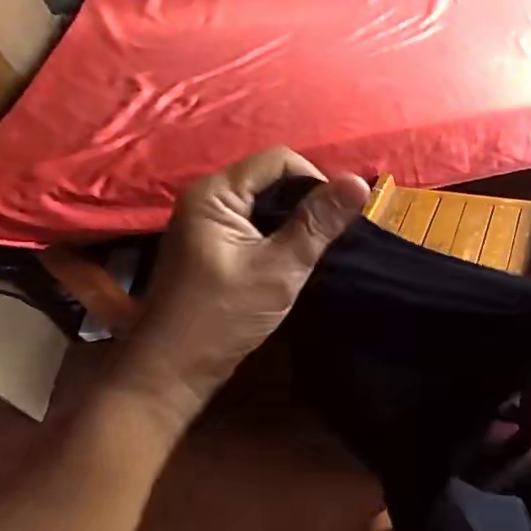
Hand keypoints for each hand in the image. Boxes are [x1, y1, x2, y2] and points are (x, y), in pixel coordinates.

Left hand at [110, 148, 369, 423]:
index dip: (315, 180)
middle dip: (306, 200)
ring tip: (314, 248)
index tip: (336, 219)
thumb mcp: (279, 269)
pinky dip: (278, 232)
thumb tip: (360, 184)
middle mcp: (207, 196)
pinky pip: (255, 220)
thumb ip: (318, 224)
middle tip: (329, 236)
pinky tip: (292, 257)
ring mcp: (207, 220)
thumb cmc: (222, 318)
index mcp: (215, 193)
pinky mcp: (213, 241)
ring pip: (266, 200)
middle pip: (272, 176)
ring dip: (294, 218)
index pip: (279, 159)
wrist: (171, 372)